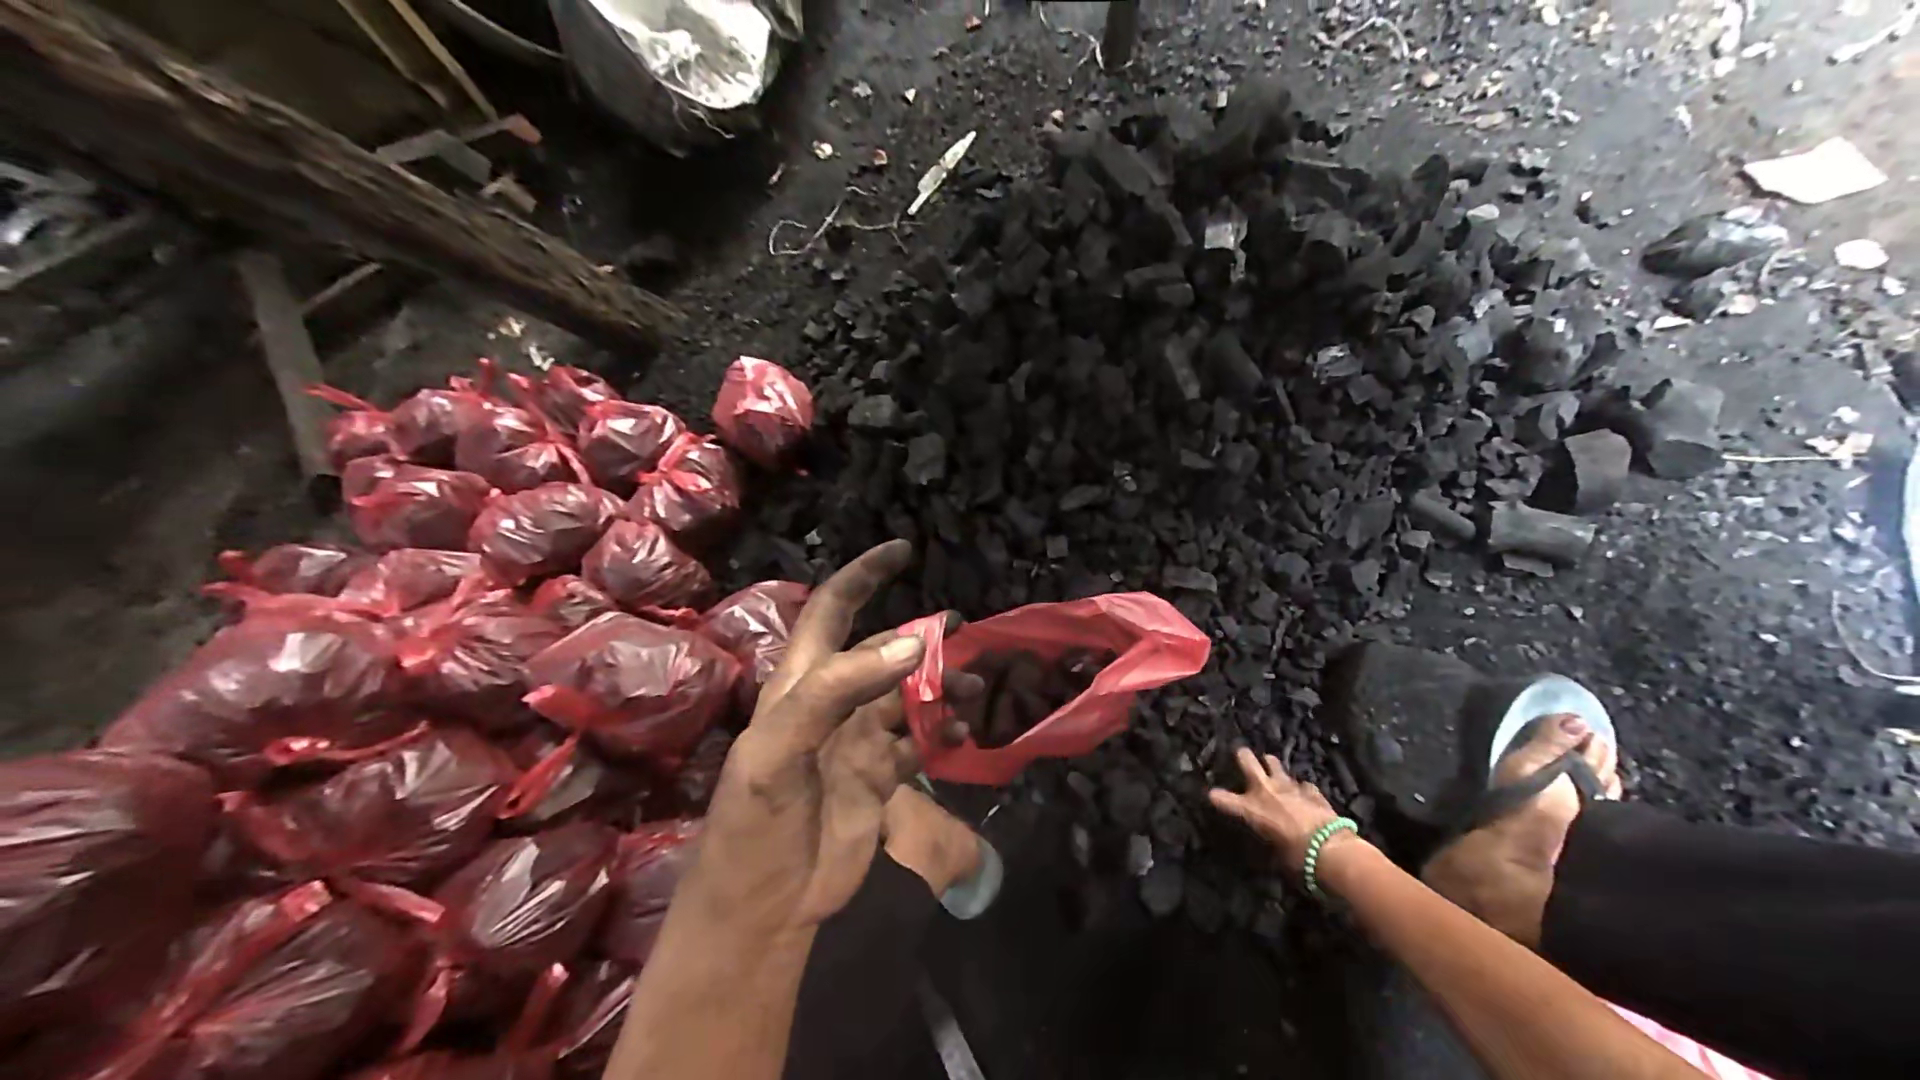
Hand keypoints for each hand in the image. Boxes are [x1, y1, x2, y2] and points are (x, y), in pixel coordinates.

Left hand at [681, 540, 976, 936]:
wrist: (764, 907)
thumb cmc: (756, 824)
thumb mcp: (779, 751)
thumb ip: (838, 691)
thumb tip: (911, 644)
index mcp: (801, 684)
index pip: (831, 611)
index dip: (863, 576)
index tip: (902, 550)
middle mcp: (834, 703)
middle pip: (885, 653)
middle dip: (923, 638)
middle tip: (964, 633)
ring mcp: (858, 741)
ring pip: (910, 697)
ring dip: (944, 689)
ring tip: (976, 692)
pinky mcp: (879, 777)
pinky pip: (920, 742)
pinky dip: (945, 733)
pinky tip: (965, 735)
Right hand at [1208, 747, 1344, 871]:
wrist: (1331, 850)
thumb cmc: (1295, 858)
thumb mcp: (1272, 856)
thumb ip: (1265, 843)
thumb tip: (1266, 843)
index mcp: (1250, 808)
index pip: (1222, 798)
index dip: (1216, 797)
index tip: (1212, 795)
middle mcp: (1265, 791)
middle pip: (1247, 762)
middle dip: (1243, 756)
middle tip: (1242, 754)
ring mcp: (1289, 786)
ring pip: (1275, 764)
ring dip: (1271, 765)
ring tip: (1270, 764)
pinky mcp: (1311, 791)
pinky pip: (1302, 783)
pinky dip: (1300, 788)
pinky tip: (1303, 792)